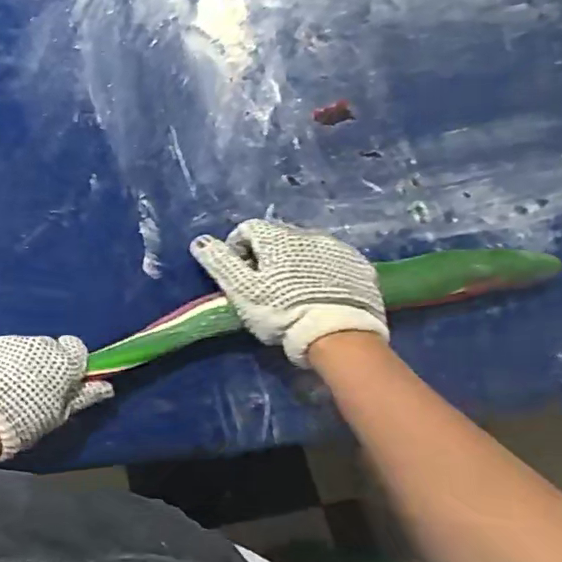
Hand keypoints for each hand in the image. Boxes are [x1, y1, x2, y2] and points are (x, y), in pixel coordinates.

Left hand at [0, 335, 112, 458]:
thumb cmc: (26, 416)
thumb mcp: (59, 413)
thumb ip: (82, 396)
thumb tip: (105, 386)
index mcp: (61, 359)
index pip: (75, 348)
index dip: (69, 363)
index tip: (62, 379)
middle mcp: (37, 343)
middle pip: (47, 347)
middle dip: (43, 362)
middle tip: (33, 387)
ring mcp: (9, 341)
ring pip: (22, 348)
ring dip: (19, 361)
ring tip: (8, 385)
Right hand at [190, 219, 386, 367]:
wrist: (338, 334)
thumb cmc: (280, 310)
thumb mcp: (240, 289)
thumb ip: (219, 261)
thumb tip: (200, 240)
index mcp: (278, 238)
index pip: (248, 228)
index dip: (236, 248)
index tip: (237, 273)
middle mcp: (311, 236)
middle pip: (278, 236)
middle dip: (265, 253)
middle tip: (260, 283)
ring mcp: (340, 251)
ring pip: (306, 247)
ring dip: (293, 260)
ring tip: (289, 288)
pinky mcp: (361, 268)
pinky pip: (331, 260)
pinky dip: (319, 269)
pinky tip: (315, 291)